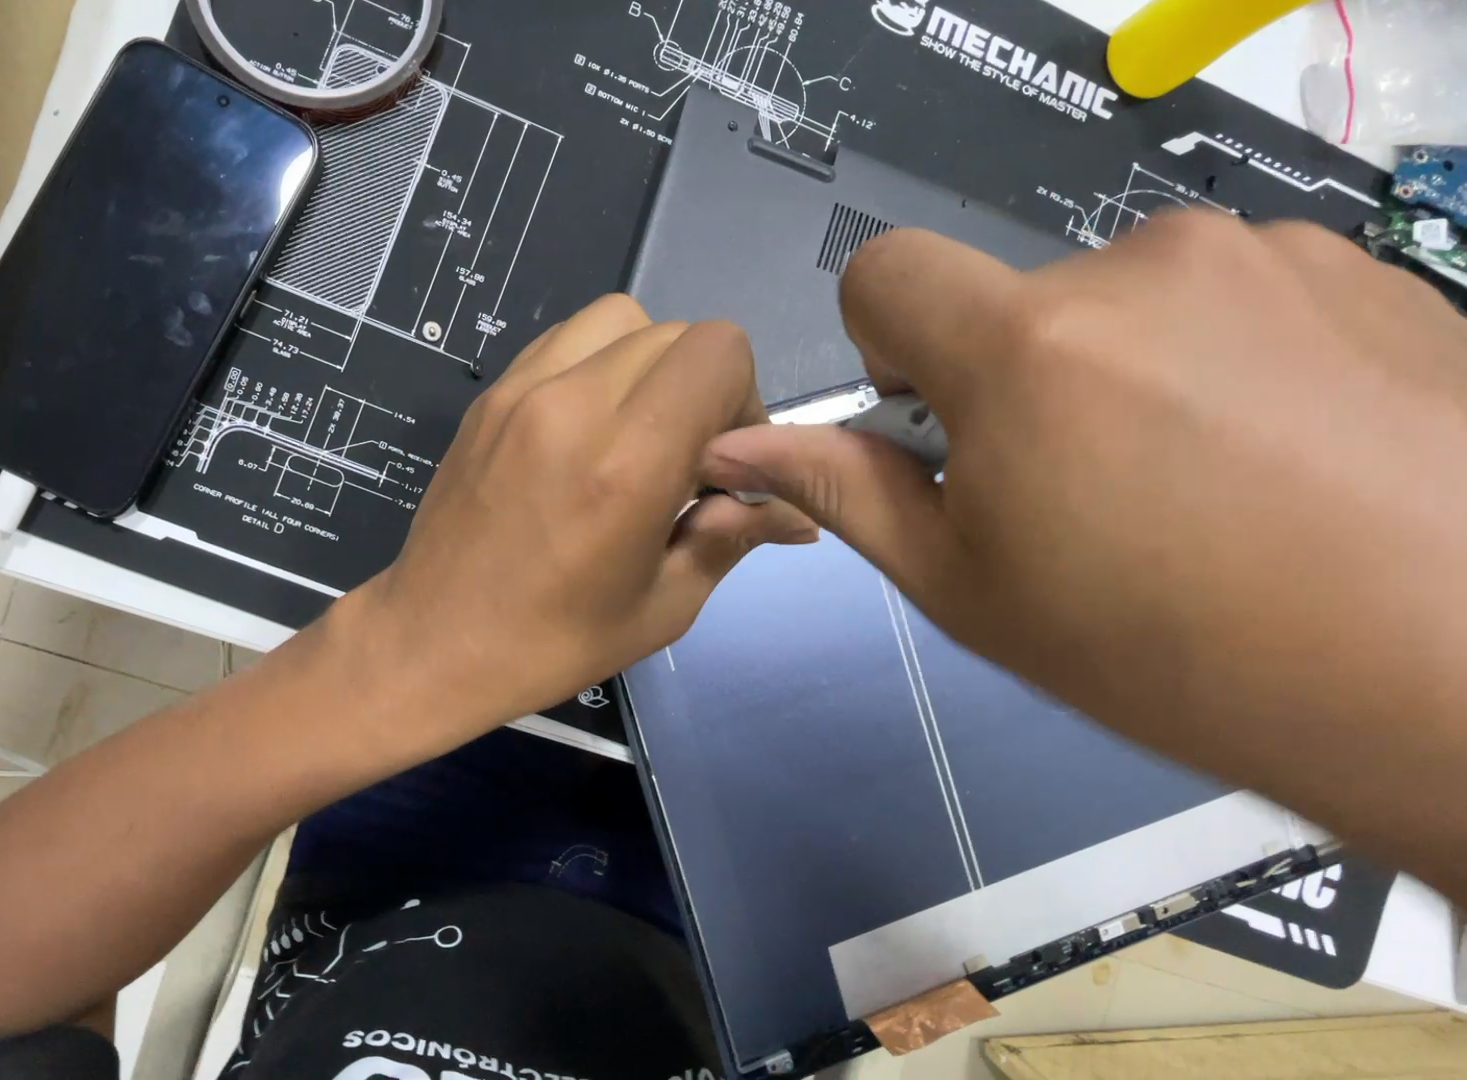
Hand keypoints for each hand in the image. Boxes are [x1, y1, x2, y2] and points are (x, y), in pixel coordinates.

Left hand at [350, 295, 816, 744]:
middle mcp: (573, 405)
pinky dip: (595, 363)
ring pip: (619, 320)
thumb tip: (798, 511)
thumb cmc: (552, 642)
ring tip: (634, 432)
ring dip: (647, 363)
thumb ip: (733, 538)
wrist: (432, 641)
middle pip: (676, 333)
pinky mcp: (488, 396)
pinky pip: (563, 340)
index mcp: (627, 463)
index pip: (718, 351)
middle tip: (681, 458)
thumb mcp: (662, 607)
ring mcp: (520, 392)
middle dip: (701, 387)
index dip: (741, 397)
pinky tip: (585, 427)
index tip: (722, 460)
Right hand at [702, 211, 1466, 897]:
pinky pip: (1225, 298)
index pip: (884, 272)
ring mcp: (1269, 257)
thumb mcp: (961, 581)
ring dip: (1108, 370)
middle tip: (1063, 489)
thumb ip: (840, 491)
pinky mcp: (1367, 272)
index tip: (932, 422)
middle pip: (1004, 300)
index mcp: (1023, 345)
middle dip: (1003, 379)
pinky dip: (1210, 362)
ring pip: (1116, 300)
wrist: (1459, 687)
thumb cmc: (1159, 649)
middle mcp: (1142, 265)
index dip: (882, 345)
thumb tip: (728, 450)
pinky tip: (1272, 458)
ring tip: (1183, 481)